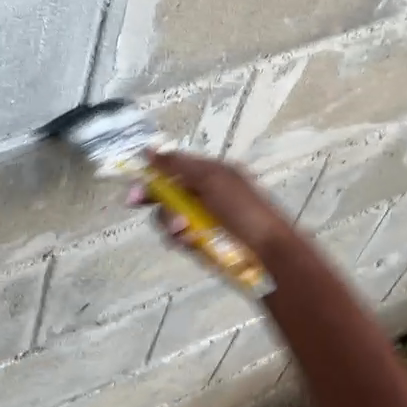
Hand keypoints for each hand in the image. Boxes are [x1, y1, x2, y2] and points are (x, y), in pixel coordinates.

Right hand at [133, 151, 295, 259]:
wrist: (271, 255)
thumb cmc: (244, 211)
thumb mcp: (212, 179)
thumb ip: (178, 165)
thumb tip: (148, 151)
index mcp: (211, 173)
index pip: (173, 168)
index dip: (152, 175)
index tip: (135, 188)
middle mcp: (205, 194)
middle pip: (166, 193)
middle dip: (162, 204)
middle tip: (159, 214)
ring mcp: (203, 219)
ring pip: (168, 217)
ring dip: (171, 223)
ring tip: (185, 232)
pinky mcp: (202, 243)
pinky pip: (178, 237)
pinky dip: (180, 239)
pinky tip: (189, 243)